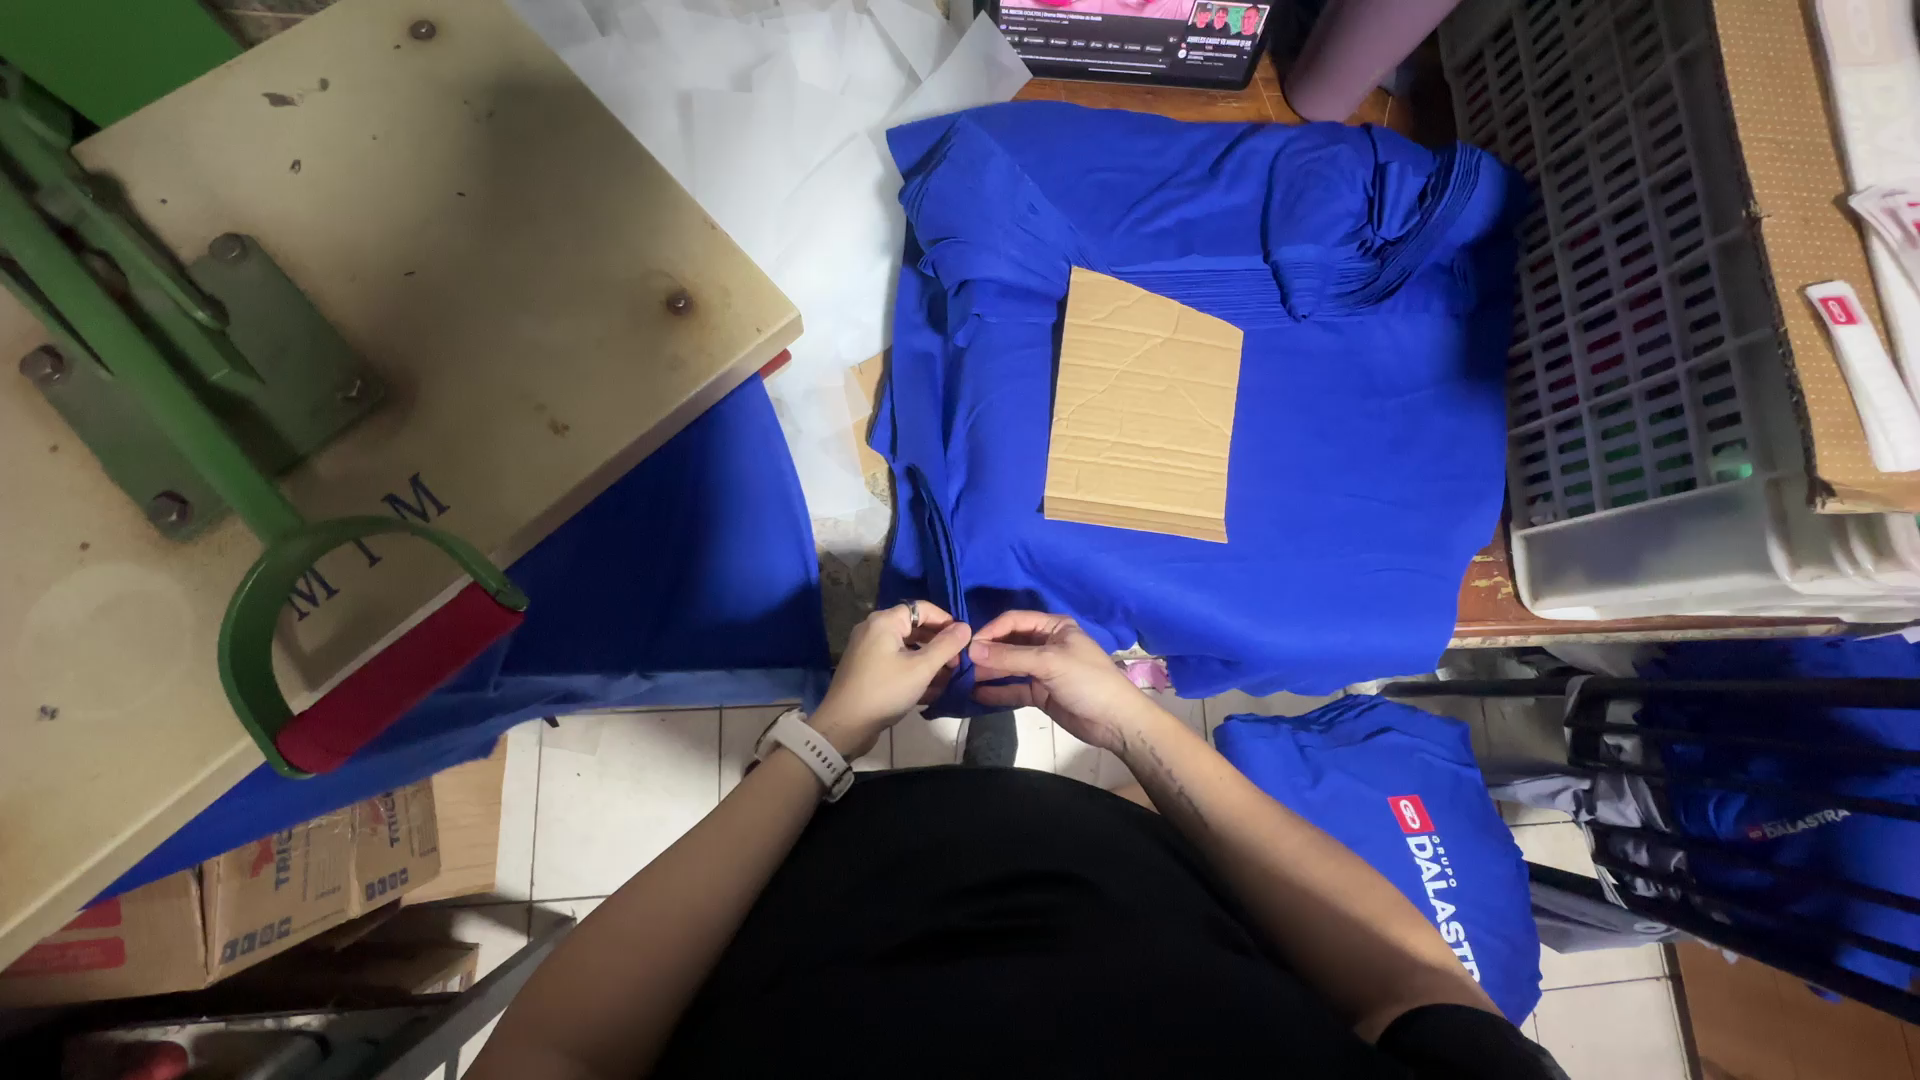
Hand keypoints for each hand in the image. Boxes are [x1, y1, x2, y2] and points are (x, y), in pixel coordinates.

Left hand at [811, 601, 971, 757]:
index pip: (921, 608)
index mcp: (884, 621)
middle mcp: (873, 629)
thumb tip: (966, 627)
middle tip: (957, 662)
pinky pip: (896, 660)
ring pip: (906, 647)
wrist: (845, 725)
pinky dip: (913, 669)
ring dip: (928, 659)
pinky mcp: (867, 668)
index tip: (963, 639)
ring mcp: (868, 649)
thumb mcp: (921, 668)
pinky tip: (929, 687)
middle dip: (938, 643)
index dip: (945, 620)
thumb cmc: (885, 691)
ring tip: (947, 676)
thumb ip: (946, 646)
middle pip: (914, 627)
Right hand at [968, 611, 1158, 753]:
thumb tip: (971, 650)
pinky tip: (975, 694)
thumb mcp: (1049, 663)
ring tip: (962, 679)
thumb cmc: (1087, 681)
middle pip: (1008, 643)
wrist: (1115, 721)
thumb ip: (1009, 657)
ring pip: (1008, 667)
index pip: (1014, 621)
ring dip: (987, 672)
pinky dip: (996, 690)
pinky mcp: (1040, 693)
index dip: (991, 631)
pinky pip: (1013, 688)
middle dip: (986, 652)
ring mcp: (1042, 669)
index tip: (968, 646)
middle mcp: (1045, 644)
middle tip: (959, 664)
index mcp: (1053, 627)